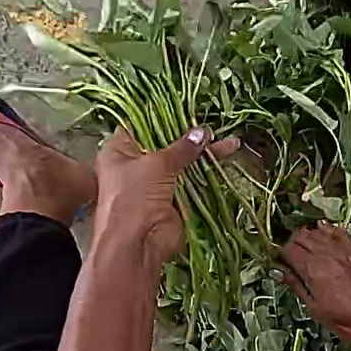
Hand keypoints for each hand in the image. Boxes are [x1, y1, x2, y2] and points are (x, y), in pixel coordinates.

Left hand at [91, 126, 237, 267]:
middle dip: (191, 136)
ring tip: (230, 143)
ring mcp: (157, 183)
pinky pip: (194, 181)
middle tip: (215, 128)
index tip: (188, 108)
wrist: (138, 242)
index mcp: (120, 151)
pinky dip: (209, 172)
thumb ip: (181, 147)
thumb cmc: (134, 197)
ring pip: (184, 163)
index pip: (142, 125)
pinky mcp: (175, 198)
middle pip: (167, 144)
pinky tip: (227, 159)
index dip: (164, 116)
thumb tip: (204, 132)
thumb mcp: (156, 164)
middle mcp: (137, 164)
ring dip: (205, 154)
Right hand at [278, 223, 350, 350]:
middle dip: (292, 245)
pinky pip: (339, 234)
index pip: (288, 250)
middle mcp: (327, 253)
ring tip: (305, 249)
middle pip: (301, 236)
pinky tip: (324, 233)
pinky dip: (328, 231)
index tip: (279, 265)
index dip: (280, 256)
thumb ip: (296, 285)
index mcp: (313, 268)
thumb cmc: (347, 321)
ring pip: (319, 232)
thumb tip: (277, 271)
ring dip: (308, 237)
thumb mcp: (316, 308)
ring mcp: (344, 250)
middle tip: (290, 259)